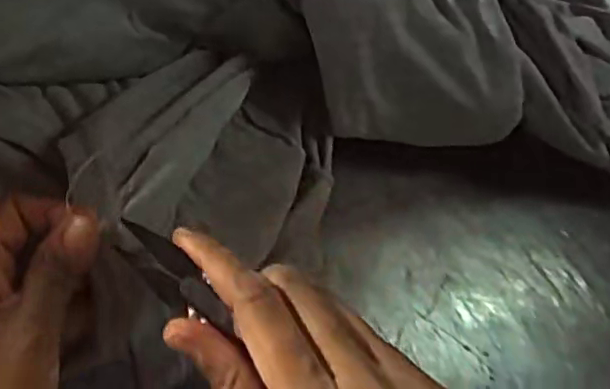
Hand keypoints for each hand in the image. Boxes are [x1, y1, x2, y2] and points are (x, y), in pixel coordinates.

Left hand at [0, 195, 100, 388]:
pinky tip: (98, 314)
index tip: (93, 231)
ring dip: (76, 277)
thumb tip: (86, 215)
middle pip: (31, 240)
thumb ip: (57, 269)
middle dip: (70, 245)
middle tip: (108, 260)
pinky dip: (72, 306)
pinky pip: (47, 306)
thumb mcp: (31, 325)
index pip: (16, 211)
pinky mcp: (16, 340)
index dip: (52, 212)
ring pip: (43, 274)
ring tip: (109, 286)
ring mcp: (0, 310)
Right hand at [162, 229, 444, 388]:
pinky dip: (328, 321)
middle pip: (292, 286)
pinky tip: (320, 352)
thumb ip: (233, 384)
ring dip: (287, 298)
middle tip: (224, 309)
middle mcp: (362, 377)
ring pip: (328, 300)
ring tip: (267, 329)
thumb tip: (181, 325)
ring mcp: (403, 379)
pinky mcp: (428, 385)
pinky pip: (365, 327)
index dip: (215, 260)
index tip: (183, 236)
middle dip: (250, 281)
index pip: (257, 304)